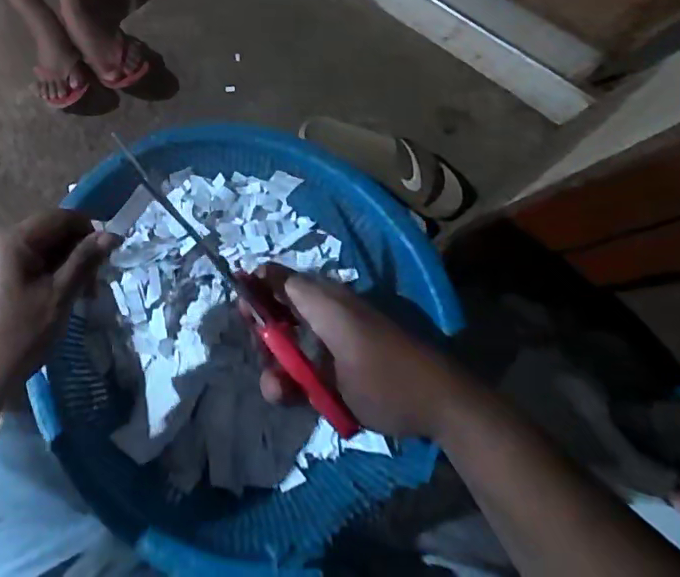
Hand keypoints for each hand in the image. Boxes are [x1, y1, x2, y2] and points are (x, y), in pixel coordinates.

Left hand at [0, 211, 119, 432]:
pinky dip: (47, 274)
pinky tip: (58, 299)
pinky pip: (27, 263)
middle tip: (94, 285)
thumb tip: (111, 235)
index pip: (60, 217)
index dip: (88, 231)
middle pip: (49, 231)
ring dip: (64, 266)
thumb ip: (84, 261)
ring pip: (40, 249)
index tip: (108, 257)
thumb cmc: (18, 334)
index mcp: (12, 238)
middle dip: (76, 252)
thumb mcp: (58, 296)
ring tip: (80, 296)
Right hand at [253, 264, 474, 439]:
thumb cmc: (384, 371)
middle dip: (265, 341)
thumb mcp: (337, 328)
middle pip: (278, 317)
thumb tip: (263, 271)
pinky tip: (297, 398)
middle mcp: (324, 315)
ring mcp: (331, 344)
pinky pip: (306, 368)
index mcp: (323, 299)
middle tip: (267, 363)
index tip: (241, 312)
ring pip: (289, 348)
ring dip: (279, 369)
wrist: (437, 408)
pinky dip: (297, 382)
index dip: (255, 289)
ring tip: (281, 392)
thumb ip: (299, 296)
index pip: (277, 280)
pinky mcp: (339, 370)